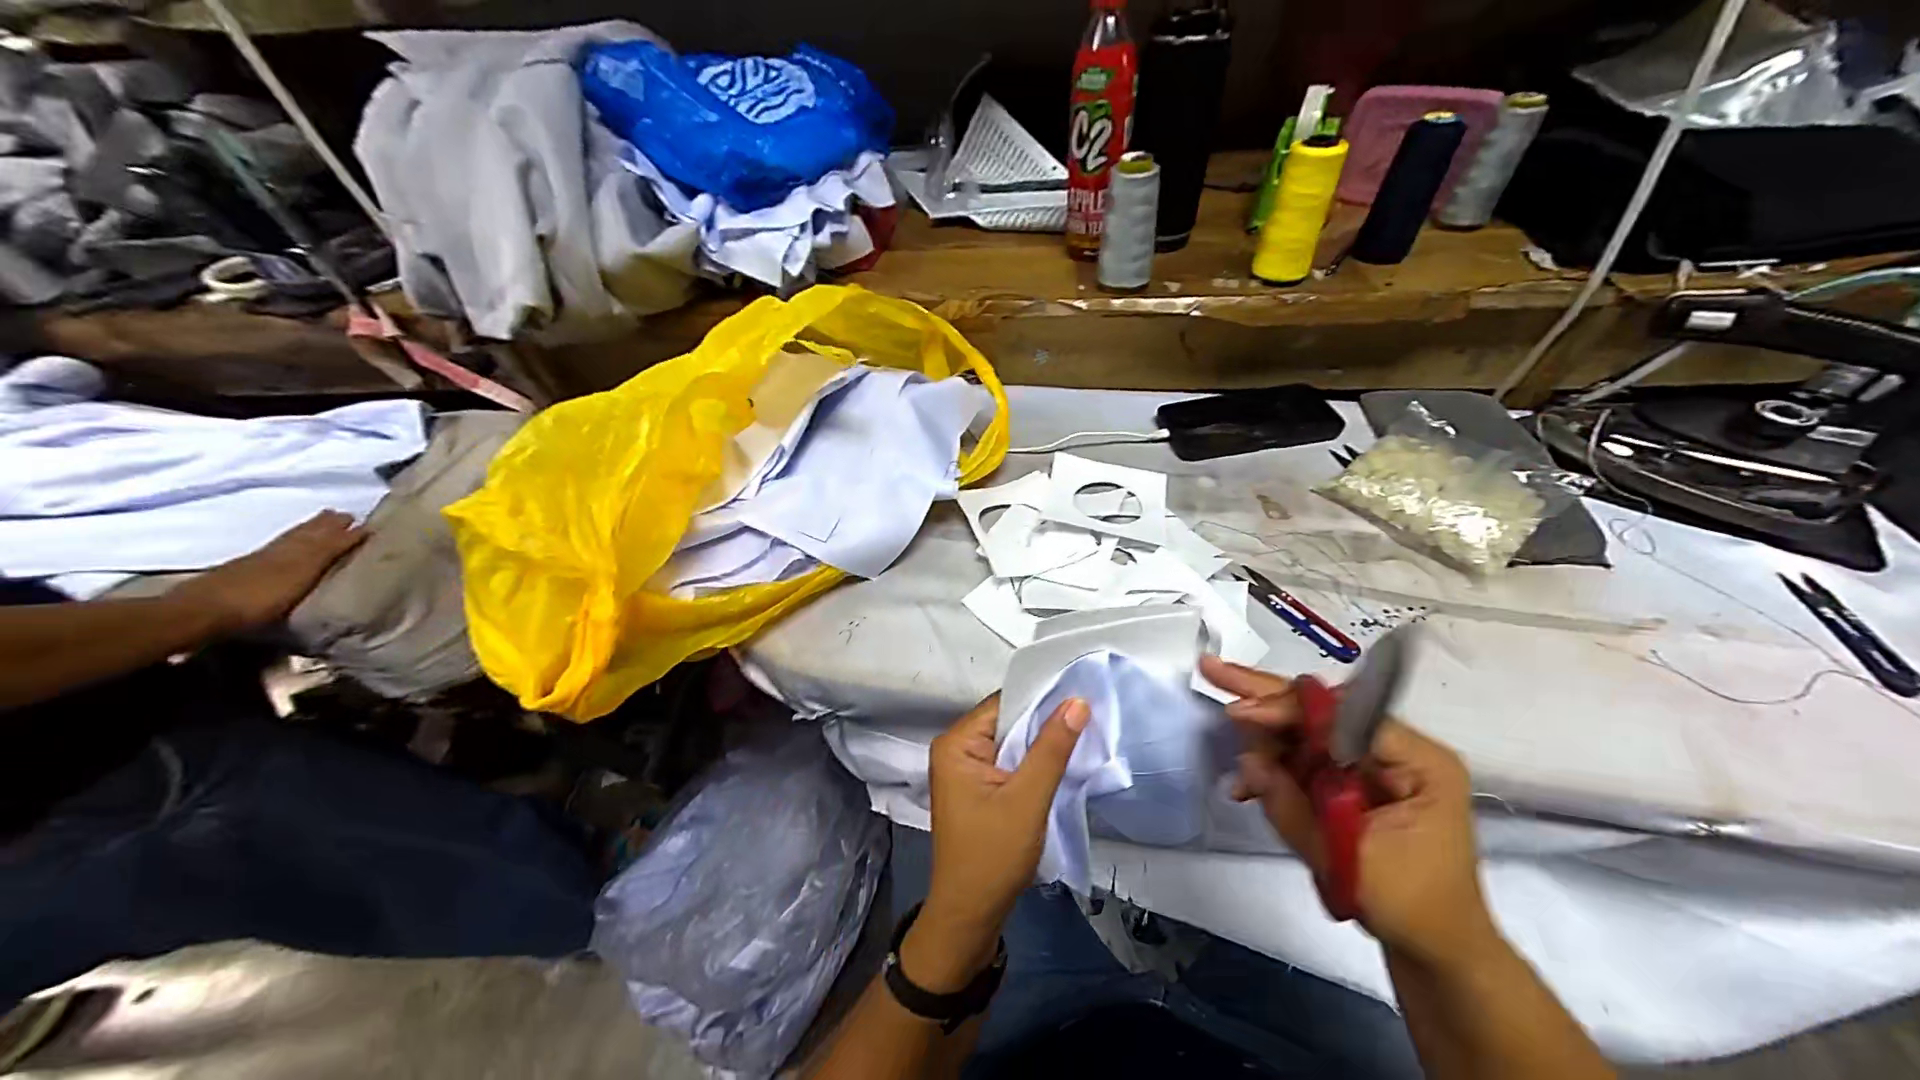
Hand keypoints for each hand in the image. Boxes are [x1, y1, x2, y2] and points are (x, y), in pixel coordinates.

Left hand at [176, 511, 366, 633]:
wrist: (200, 612)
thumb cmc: (259, 598)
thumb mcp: (300, 574)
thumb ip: (327, 551)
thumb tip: (360, 529)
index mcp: (297, 551)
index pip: (328, 538)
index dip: (347, 533)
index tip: (368, 525)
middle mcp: (280, 550)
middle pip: (307, 534)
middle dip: (327, 525)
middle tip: (344, 515)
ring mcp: (259, 560)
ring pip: (291, 540)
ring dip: (309, 531)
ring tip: (322, 522)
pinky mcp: (244, 571)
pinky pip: (277, 549)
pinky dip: (289, 542)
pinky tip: (289, 546)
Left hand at [902, 694, 1089, 991]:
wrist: (971, 914)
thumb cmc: (993, 856)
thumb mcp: (1028, 799)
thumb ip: (1052, 748)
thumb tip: (1077, 701)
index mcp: (956, 743)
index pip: (1003, 703)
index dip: (1041, 699)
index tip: (1081, 696)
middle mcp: (955, 748)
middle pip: (1007, 720)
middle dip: (1044, 721)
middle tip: (1088, 716)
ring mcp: (965, 769)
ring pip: (1011, 741)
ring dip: (1041, 743)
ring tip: (1081, 735)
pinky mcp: (977, 787)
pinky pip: (1009, 760)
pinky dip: (1032, 762)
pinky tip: (1060, 762)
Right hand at [1200, 656, 1496, 968]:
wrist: (1437, 949)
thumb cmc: (1412, 905)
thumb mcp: (1349, 859)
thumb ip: (1294, 810)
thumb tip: (1248, 764)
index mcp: (1418, 761)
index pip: (1345, 715)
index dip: (1288, 708)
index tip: (1239, 712)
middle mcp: (1394, 751)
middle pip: (1321, 711)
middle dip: (1265, 699)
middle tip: (1215, 670)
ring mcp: (1371, 765)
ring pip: (1305, 734)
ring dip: (1264, 745)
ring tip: (1238, 771)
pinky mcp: (1350, 782)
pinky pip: (1304, 762)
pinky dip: (1273, 770)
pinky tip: (1247, 787)